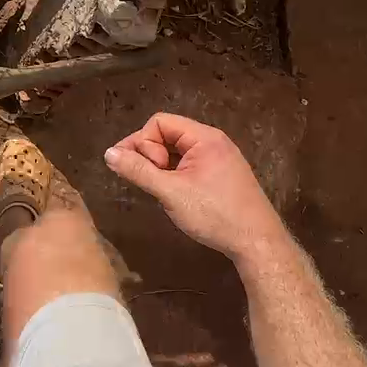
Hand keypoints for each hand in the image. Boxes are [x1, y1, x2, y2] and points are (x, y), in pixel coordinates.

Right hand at [104, 113, 290, 262]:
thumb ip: (138, 170)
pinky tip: (174, 195)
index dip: (144, 143)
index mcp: (204, 138)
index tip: (147, 170)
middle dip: (150, 154)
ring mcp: (219, 158)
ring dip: (161, 166)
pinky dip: (174, 174)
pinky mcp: (221, 175)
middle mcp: (213, 141)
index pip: (159, 122)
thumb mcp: (170, 192)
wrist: (258, 244)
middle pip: (167, 133)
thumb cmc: (214, 214)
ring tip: (161, 190)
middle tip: (150, 181)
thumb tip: (108, 153)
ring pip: (176, 150)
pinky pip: (189, 163)